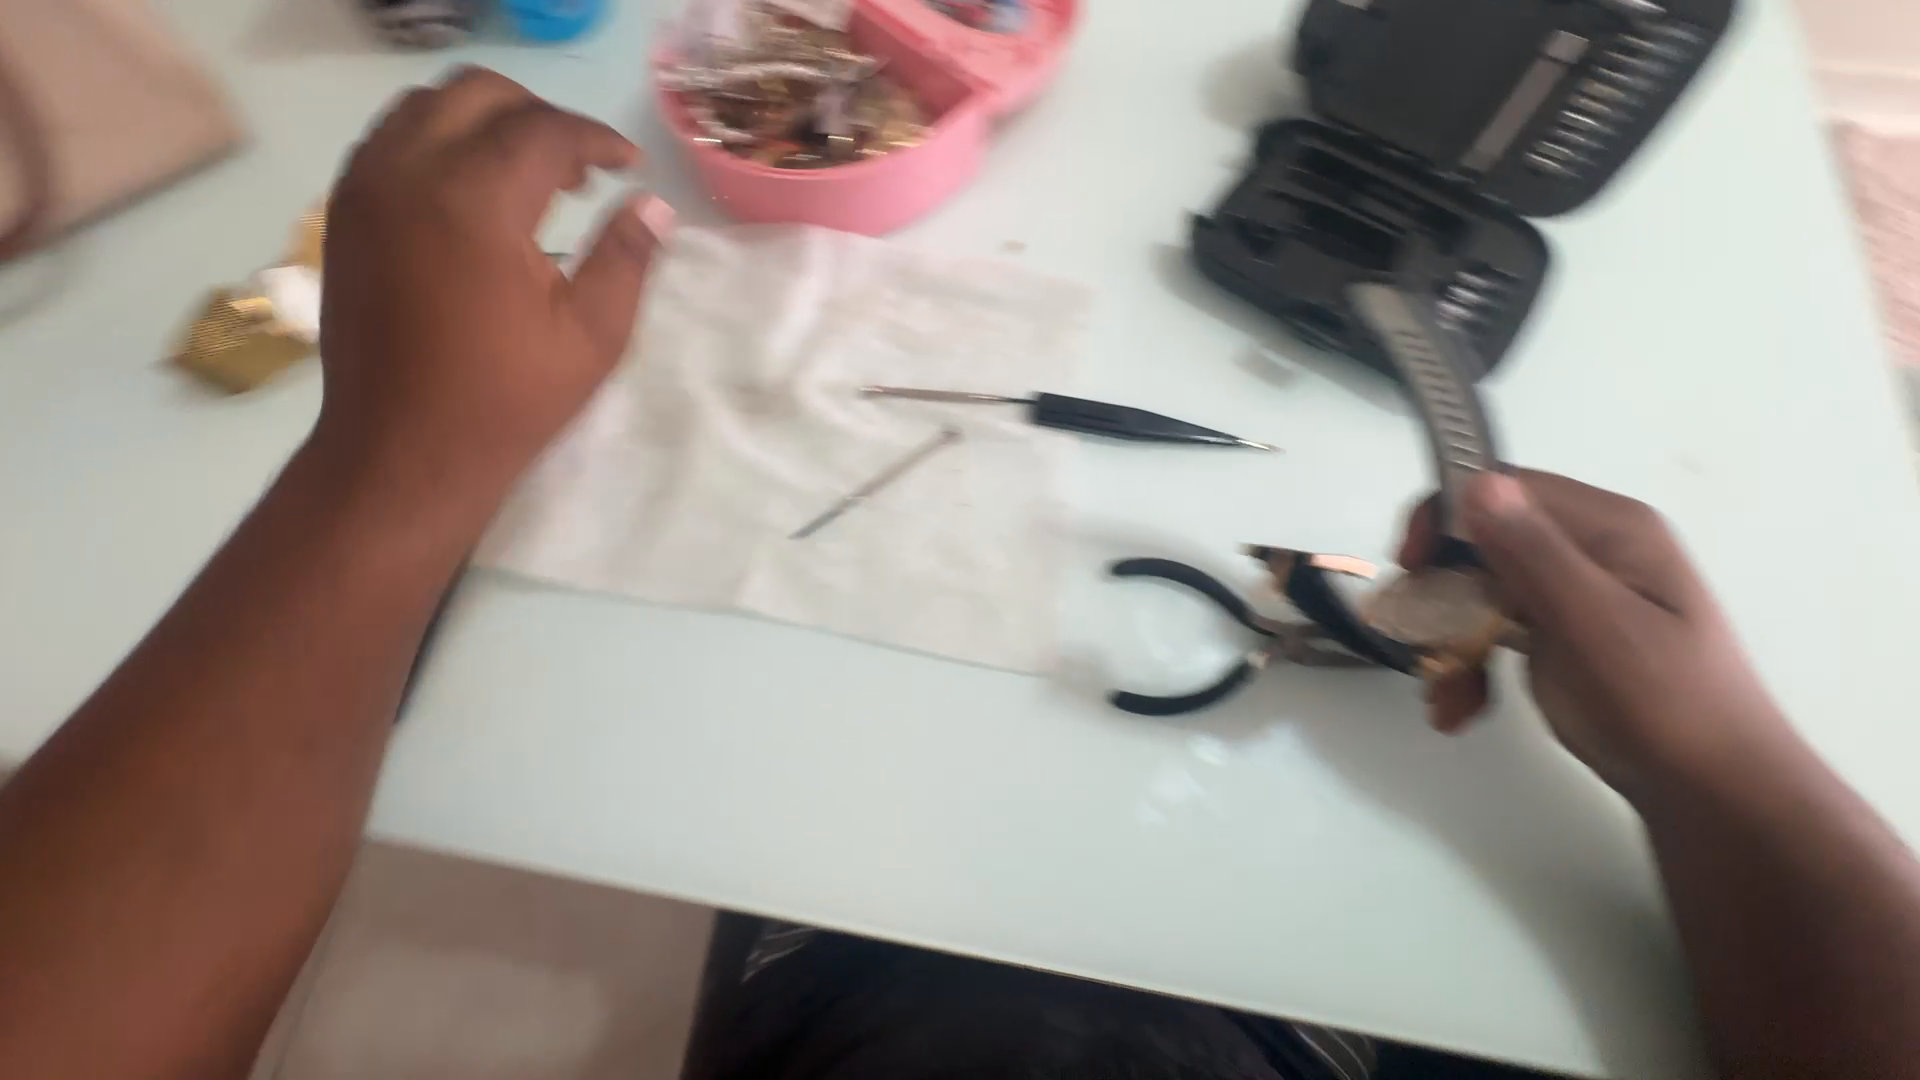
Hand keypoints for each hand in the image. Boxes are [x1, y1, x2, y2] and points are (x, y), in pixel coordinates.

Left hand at [313, 67, 664, 515]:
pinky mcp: (345, 213)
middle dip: (542, 117)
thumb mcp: (593, 334)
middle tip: (584, 167)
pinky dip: (443, 144)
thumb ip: (626, 258)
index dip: (596, 138)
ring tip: (535, 177)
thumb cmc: (512, 396)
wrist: (408, 446)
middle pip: (478, 94)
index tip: (630, 164)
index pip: (543, 130)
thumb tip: (654, 206)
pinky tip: (478, 197)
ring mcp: (364, 188)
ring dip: (489, 124)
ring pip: (426, 106)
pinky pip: (392, 140)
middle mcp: (408, 172)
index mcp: (476, 202)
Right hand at [1399, 470, 1793, 798]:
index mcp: (1608, 529)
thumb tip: (1476, 483)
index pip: (1503, 489)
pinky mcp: (1555, 629)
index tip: (1411, 567)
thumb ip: (1534, 552)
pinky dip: (1466, 665)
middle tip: (1418, 640)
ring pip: (1474, 590)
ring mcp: (1570, 590)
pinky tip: (1460, 708)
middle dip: (1440, 595)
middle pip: (1479, 543)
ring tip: (1444, 696)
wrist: (1711, 790)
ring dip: (1447, 640)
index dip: (1445, 519)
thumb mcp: (1592, 623)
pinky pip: (1488, 628)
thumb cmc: (1661, 702)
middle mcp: (1586, 548)